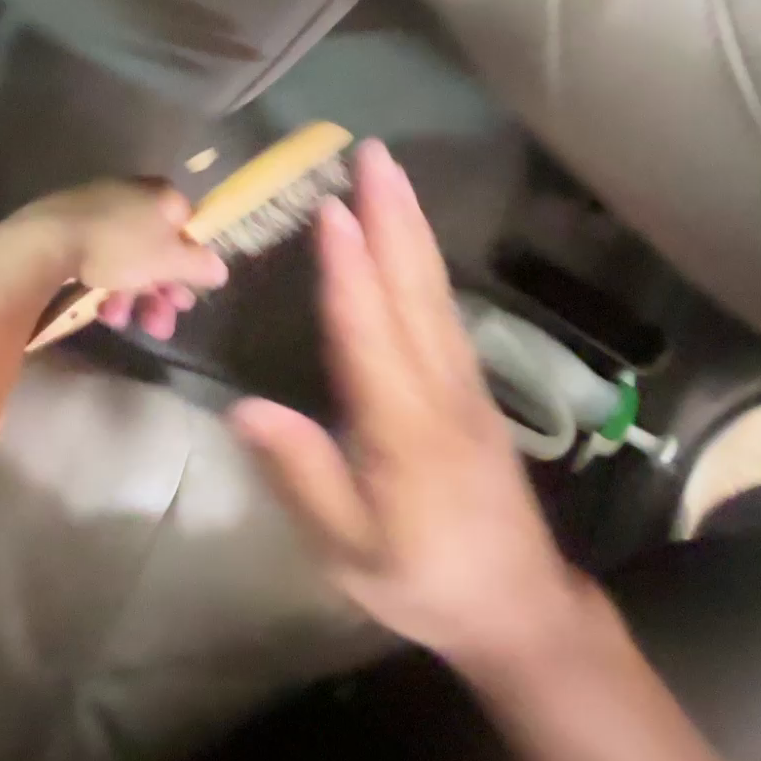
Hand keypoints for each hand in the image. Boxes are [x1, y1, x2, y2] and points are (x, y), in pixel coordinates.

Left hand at [0, 180, 229, 339]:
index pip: (187, 225)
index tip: (189, 293)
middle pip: (157, 248)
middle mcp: (130, 197)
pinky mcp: (69, 230)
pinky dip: (106, 286)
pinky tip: (102, 313)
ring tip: (128, 324)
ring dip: (134, 297)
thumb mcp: (167, 260)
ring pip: (127, 259)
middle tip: (164, 324)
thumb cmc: (117, 246)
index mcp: (158, 196)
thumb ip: (197, 264)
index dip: (191, 261)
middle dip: (161, 291)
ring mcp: (97, 212)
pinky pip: (99, 259)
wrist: (44, 242)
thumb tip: (220, 269)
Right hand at [230, 141, 585, 671]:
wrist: (516, 606)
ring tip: (391, 176)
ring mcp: (464, 384)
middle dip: (392, 217)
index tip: (332, 209)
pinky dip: (425, 263)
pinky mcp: (473, 389)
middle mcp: (440, 390)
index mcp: (403, 428)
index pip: (369, 334)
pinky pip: (444, 312)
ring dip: (412, 227)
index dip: (348, 270)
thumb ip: (303, 476)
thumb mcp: (347, 549)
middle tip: (373, 154)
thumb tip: (244, 409)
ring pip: (434, 293)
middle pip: (413, 291)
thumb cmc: (420, 578)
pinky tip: (413, 241)